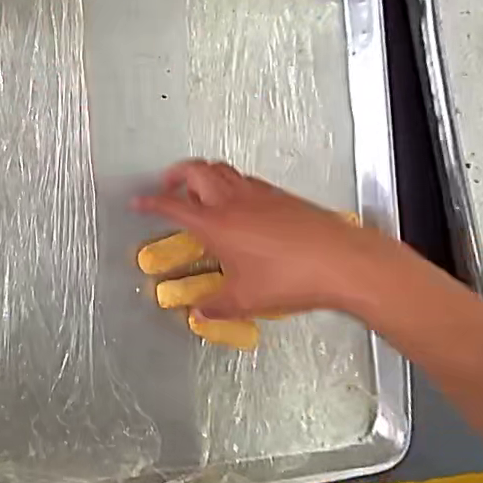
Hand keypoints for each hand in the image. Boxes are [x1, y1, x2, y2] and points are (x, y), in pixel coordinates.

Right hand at [132, 159, 437, 321]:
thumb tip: (201, 313)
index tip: (140, 201)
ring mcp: (258, 193)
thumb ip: (217, 306)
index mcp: (215, 224)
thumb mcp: (246, 299)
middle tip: (168, 184)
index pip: (173, 205)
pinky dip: (230, 182)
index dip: (151, 202)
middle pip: (195, 171)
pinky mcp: (280, 195)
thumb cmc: (291, 278)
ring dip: (203, 173)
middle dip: (175, 174)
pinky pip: (244, 179)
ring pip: (221, 169)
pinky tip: (237, 201)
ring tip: (198, 188)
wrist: (342, 261)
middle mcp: (233, 201)